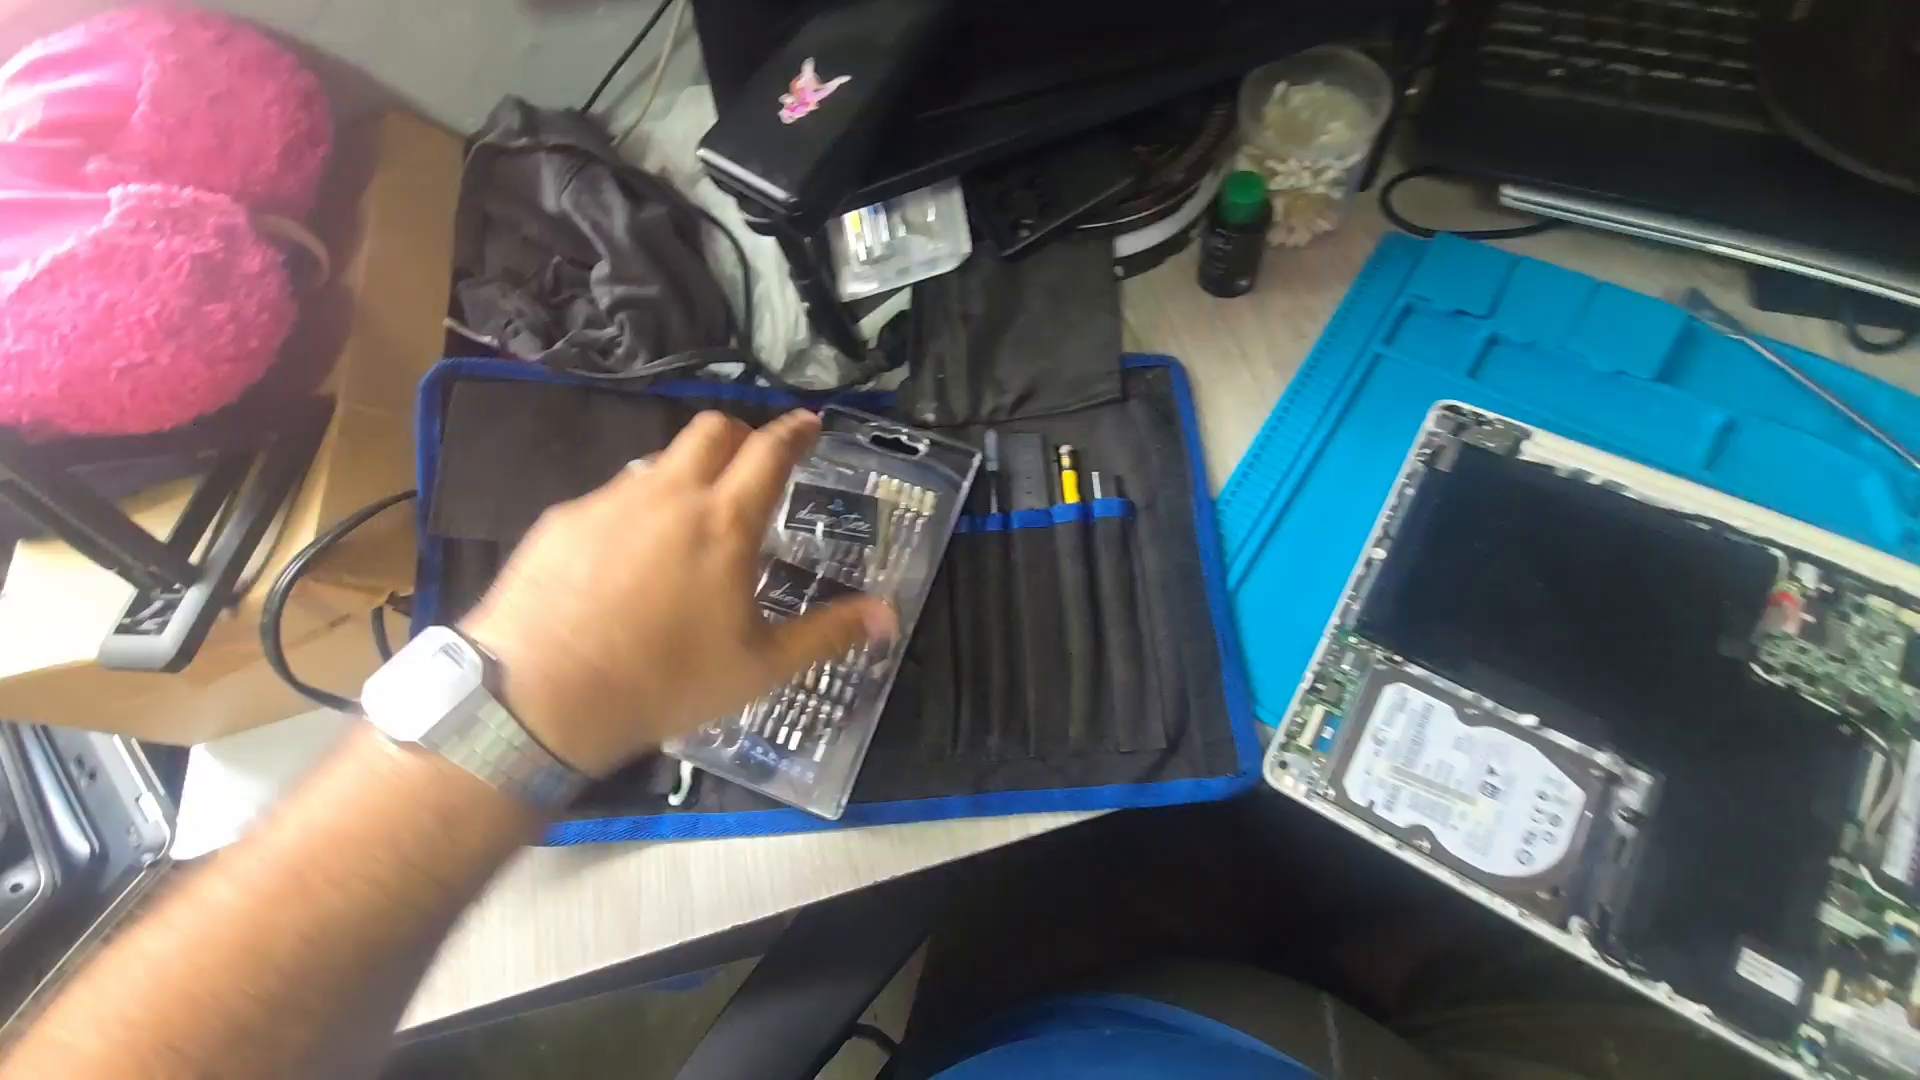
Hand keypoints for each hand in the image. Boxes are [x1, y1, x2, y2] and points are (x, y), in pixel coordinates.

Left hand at [459, 410, 897, 777]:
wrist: (540, 700)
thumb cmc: (666, 681)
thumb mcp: (761, 666)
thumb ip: (829, 633)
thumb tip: (889, 616)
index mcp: (725, 523)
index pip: (770, 452)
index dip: (796, 432)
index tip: (810, 423)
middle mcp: (669, 495)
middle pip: (711, 430)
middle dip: (741, 435)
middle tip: (753, 467)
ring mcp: (609, 502)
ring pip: (659, 461)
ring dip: (687, 475)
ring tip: (689, 526)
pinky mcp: (563, 521)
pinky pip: (612, 497)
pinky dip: (636, 511)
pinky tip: (627, 561)